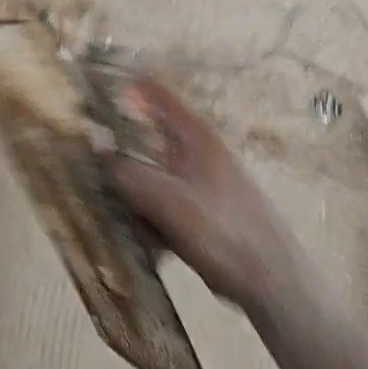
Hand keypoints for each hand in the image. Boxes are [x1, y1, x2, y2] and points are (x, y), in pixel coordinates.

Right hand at [105, 77, 305, 311]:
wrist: (276, 285)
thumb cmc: (226, 232)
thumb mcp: (169, 202)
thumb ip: (128, 174)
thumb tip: (96, 149)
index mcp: (196, 135)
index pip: (156, 91)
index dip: (124, 83)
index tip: (91, 85)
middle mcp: (198, 152)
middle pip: (148, 136)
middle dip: (119, 154)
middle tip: (91, 167)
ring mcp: (202, 182)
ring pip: (152, 175)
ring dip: (134, 195)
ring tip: (122, 219)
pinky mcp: (203, 212)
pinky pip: (164, 204)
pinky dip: (151, 218)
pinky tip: (148, 244)